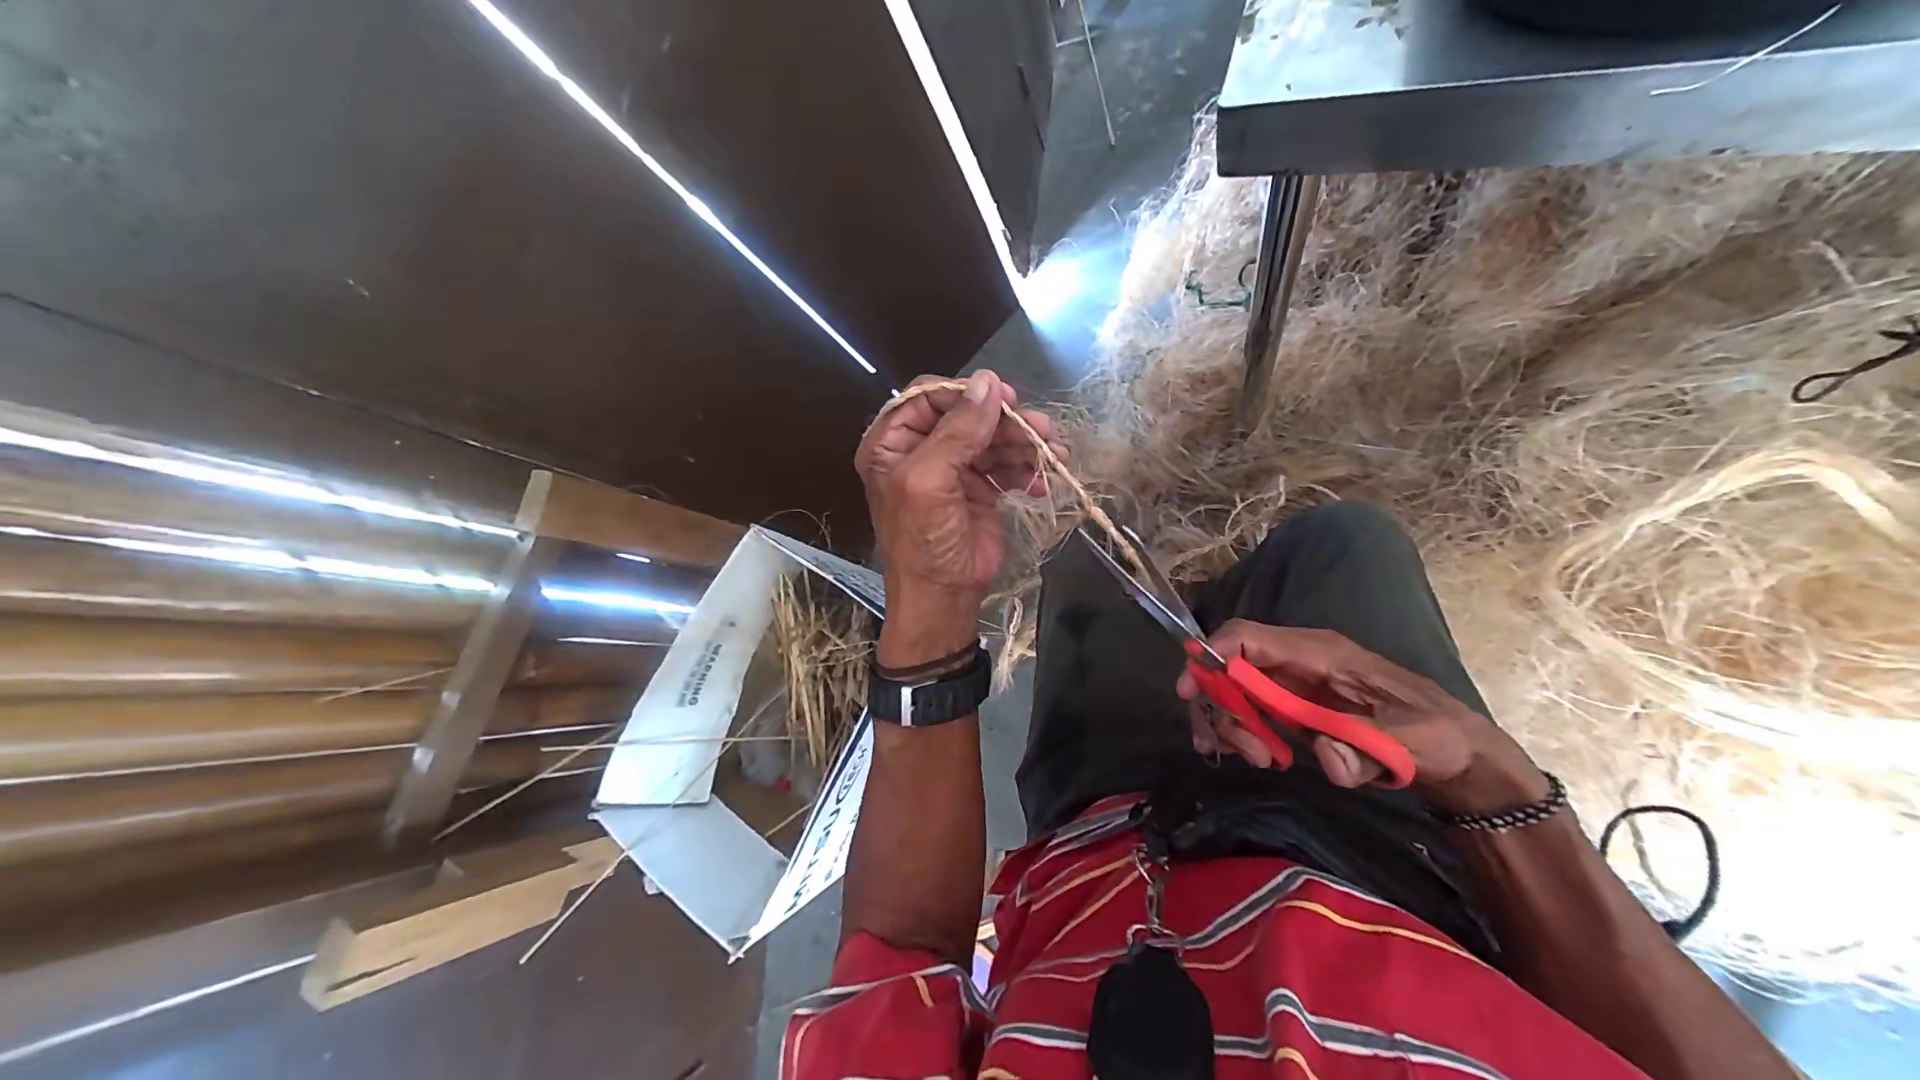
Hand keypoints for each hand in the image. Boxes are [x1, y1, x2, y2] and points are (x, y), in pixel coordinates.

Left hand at [855, 370, 1064, 665]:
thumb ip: (957, 431)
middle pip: (967, 416)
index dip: (965, 393)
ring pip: (992, 438)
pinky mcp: (979, 489)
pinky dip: (1026, 470)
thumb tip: (989, 381)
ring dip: (1024, 445)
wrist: (943, 598)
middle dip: (1005, 422)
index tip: (1003, 398)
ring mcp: (952, 470)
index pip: (928, 397)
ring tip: (1052, 454)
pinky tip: (1042, 483)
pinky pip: (1006, 466)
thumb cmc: (923, 541)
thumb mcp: (929, 481)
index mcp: (891, 442)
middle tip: (1040, 429)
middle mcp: (920, 450)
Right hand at [1175, 621, 1547, 813]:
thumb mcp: (1415, 743)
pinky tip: (1257, 755)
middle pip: (1229, 666)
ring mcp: (1292, 684)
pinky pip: (1248, 709)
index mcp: (1320, 653)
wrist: (1457, 753)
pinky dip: (1238, 730)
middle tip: (1232, 749)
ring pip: (1233, 690)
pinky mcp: (1292, 707)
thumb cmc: (1438, 735)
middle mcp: (1296, 662)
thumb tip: (1326, 759)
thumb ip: (1369, 752)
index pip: (1248, 637)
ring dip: (1230, 724)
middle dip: (1219, 705)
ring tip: (1259, 760)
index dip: (1212, 655)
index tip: (1191, 692)